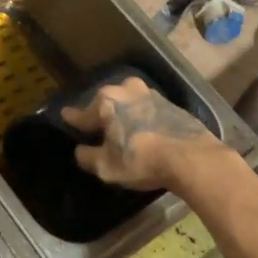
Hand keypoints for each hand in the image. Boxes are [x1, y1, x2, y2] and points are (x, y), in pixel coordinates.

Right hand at [61, 76, 224, 191]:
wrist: (192, 157)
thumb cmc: (140, 159)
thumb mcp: (106, 166)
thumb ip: (87, 157)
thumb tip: (81, 150)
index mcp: (106, 102)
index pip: (82, 113)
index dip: (73, 119)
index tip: (65, 116)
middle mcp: (127, 90)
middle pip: (107, 102)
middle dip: (101, 113)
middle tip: (97, 127)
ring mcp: (152, 95)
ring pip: (129, 103)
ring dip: (125, 114)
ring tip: (122, 128)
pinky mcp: (173, 106)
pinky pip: (148, 111)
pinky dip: (143, 119)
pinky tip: (145, 132)